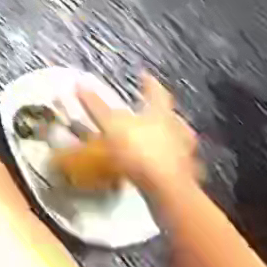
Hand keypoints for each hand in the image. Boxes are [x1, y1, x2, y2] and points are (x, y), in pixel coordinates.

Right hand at [79, 72, 200, 196]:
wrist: (166, 191)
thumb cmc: (139, 150)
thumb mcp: (111, 125)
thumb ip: (96, 106)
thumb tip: (79, 83)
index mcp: (160, 112)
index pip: (156, 92)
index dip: (149, 83)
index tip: (145, 75)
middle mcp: (177, 130)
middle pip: (174, 117)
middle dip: (166, 115)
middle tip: (156, 113)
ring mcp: (185, 156)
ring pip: (181, 143)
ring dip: (172, 142)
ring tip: (161, 144)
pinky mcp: (186, 180)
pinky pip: (179, 167)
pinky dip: (170, 166)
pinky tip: (162, 172)